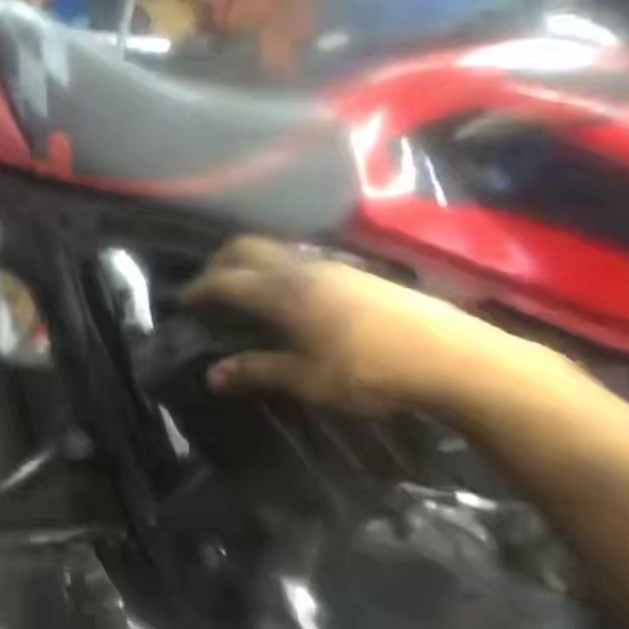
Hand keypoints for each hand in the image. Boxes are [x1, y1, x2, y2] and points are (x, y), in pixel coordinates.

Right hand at [184, 236, 501, 411]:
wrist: (445, 354)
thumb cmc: (369, 371)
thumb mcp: (308, 380)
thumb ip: (258, 370)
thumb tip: (212, 374)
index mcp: (284, 292)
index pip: (228, 280)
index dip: (200, 288)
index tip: (183, 301)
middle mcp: (303, 268)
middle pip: (248, 247)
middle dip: (221, 262)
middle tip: (209, 289)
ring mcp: (333, 265)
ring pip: (278, 251)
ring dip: (252, 265)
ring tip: (247, 295)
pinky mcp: (356, 272)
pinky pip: (302, 260)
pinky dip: (280, 271)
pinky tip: (292, 300)